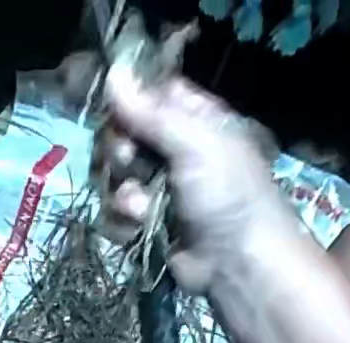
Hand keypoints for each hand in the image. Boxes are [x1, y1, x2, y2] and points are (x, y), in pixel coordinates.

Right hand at [98, 65, 300, 290]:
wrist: (235, 261)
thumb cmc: (226, 194)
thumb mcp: (196, 142)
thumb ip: (153, 113)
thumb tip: (113, 75)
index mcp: (194, 122)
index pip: (151, 98)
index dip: (130, 105)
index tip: (119, 114)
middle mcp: (175, 153)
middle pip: (125, 138)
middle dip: (121, 151)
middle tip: (129, 159)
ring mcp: (159, 192)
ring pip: (117, 179)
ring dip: (123, 191)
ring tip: (139, 205)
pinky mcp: (148, 226)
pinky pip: (118, 215)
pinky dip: (125, 221)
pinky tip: (140, 224)